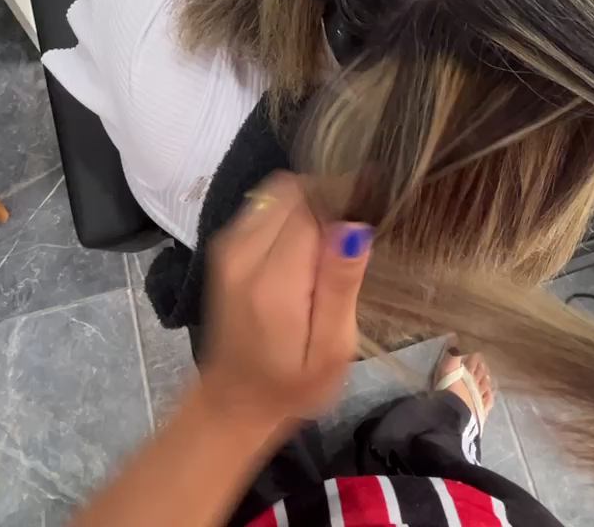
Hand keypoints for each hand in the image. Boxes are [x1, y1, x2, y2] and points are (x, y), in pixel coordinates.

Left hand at [198, 174, 372, 427]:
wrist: (234, 400)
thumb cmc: (294, 384)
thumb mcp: (332, 349)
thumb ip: (340, 284)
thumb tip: (353, 226)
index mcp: (272, 282)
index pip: (310, 209)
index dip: (342, 202)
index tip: (368, 213)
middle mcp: (242, 253)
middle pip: (291, 192)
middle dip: (326, 200)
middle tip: (348, 237)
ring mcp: (228, 245)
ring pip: (276, 192)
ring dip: (307, 204)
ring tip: (327, 244)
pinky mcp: (225, 244)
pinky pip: (264, 205)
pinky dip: (289, 212)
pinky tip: (304, 247)